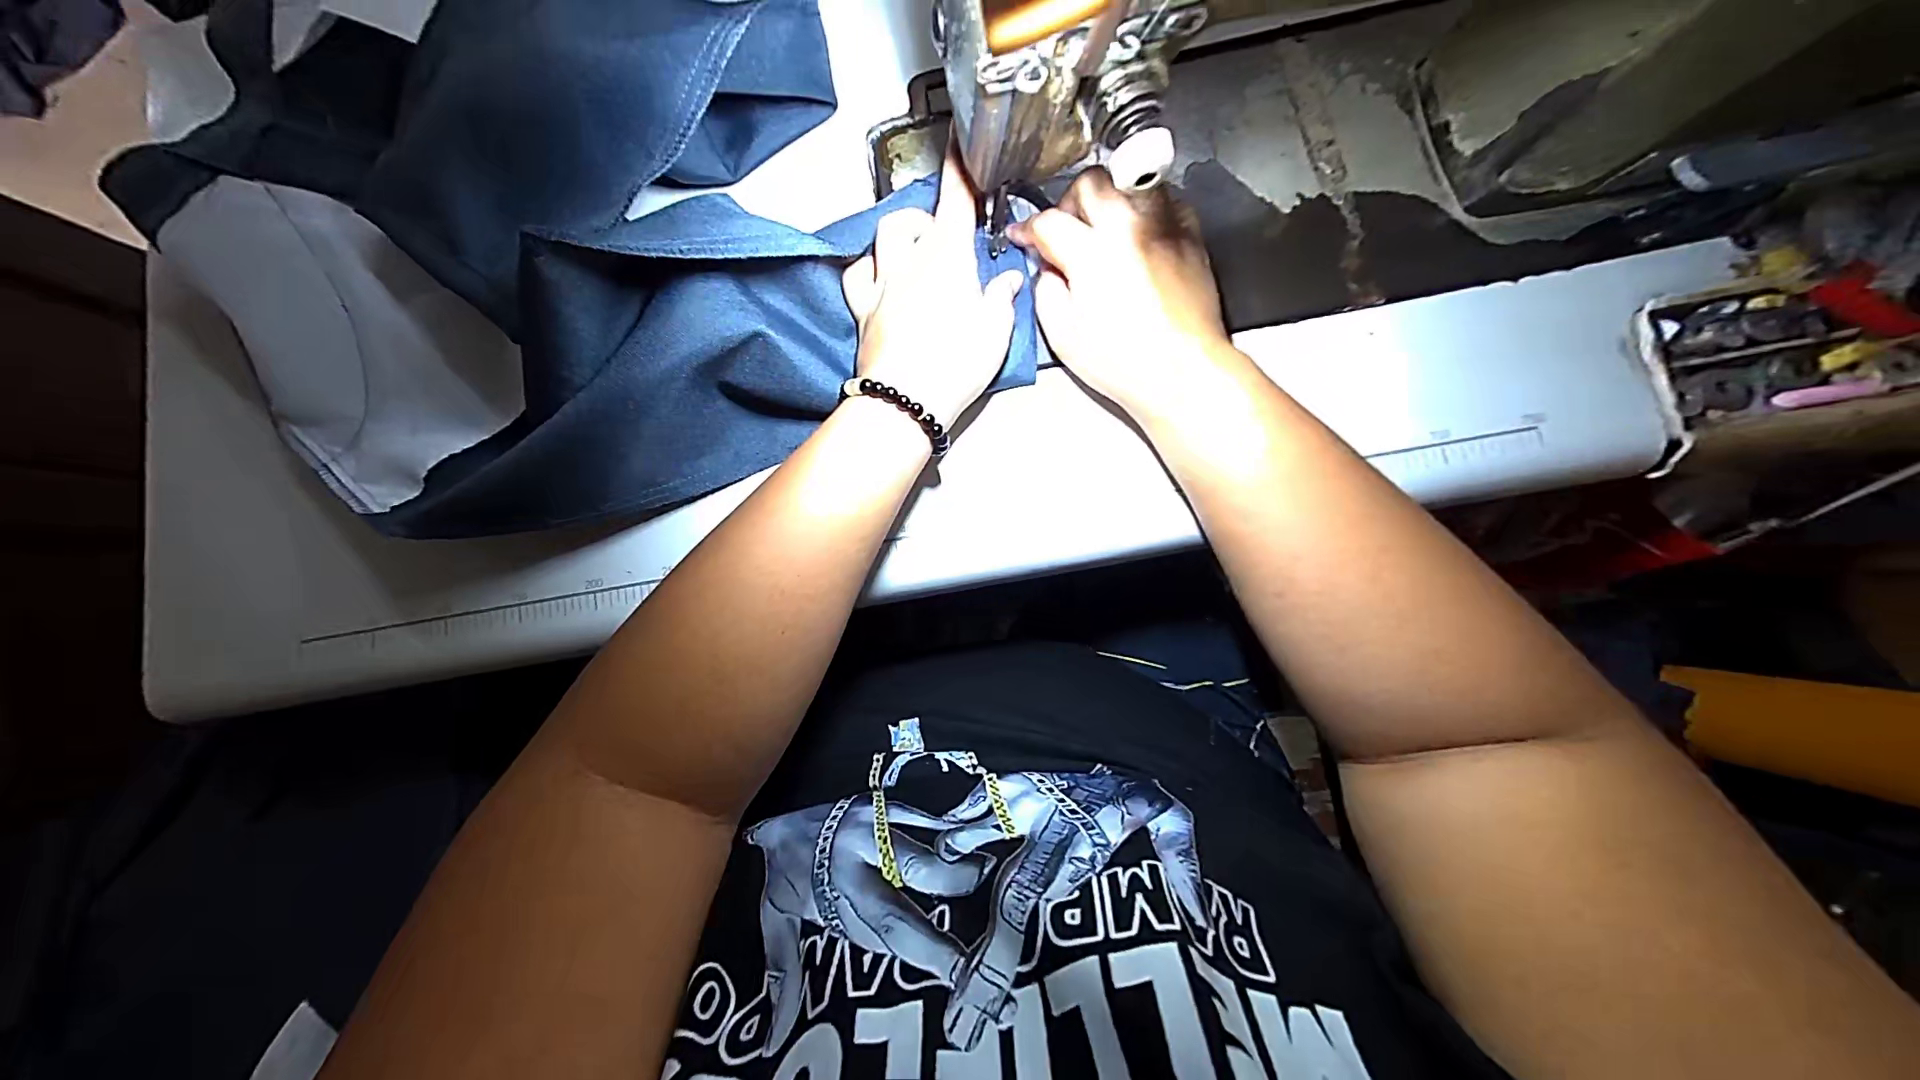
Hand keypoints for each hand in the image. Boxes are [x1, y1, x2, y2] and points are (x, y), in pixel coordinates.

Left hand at [842, 149, 1023, 427]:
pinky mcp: (864, 312)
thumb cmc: (953, 367)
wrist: (905, 401)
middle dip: (925, 219)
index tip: (961, 146)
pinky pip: (857, 276)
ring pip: (879, 240)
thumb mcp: (995, 332)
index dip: (959, 167)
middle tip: (943, 236)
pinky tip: (880, 280)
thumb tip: (1009, 282)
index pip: (955, 197)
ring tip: (911, 255)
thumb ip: (1001, 299)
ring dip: (895, 239)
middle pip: (908, 218)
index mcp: (948, 258)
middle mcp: (909, 263)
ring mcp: (881, 286)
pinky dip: (868, 269)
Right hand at [1008, 167, 1238, 423]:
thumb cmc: (1127, 363)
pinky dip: (1145, 212)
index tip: (1024, 237)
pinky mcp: (1190, 238)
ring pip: (1129, 184)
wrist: (1182, 372)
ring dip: (1109, 200)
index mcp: (1091, 253)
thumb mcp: (1063, 335)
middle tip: (1064, 230)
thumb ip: (1046, 291)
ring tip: (1102, 230)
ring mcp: (1163, 228)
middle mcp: (1129, 228)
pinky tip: (1138, 237)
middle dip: (1069, 202)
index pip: (1048, 221)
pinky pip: (1165, 203)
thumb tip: (1047, 271)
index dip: (1028, 229)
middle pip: (1090, 184)